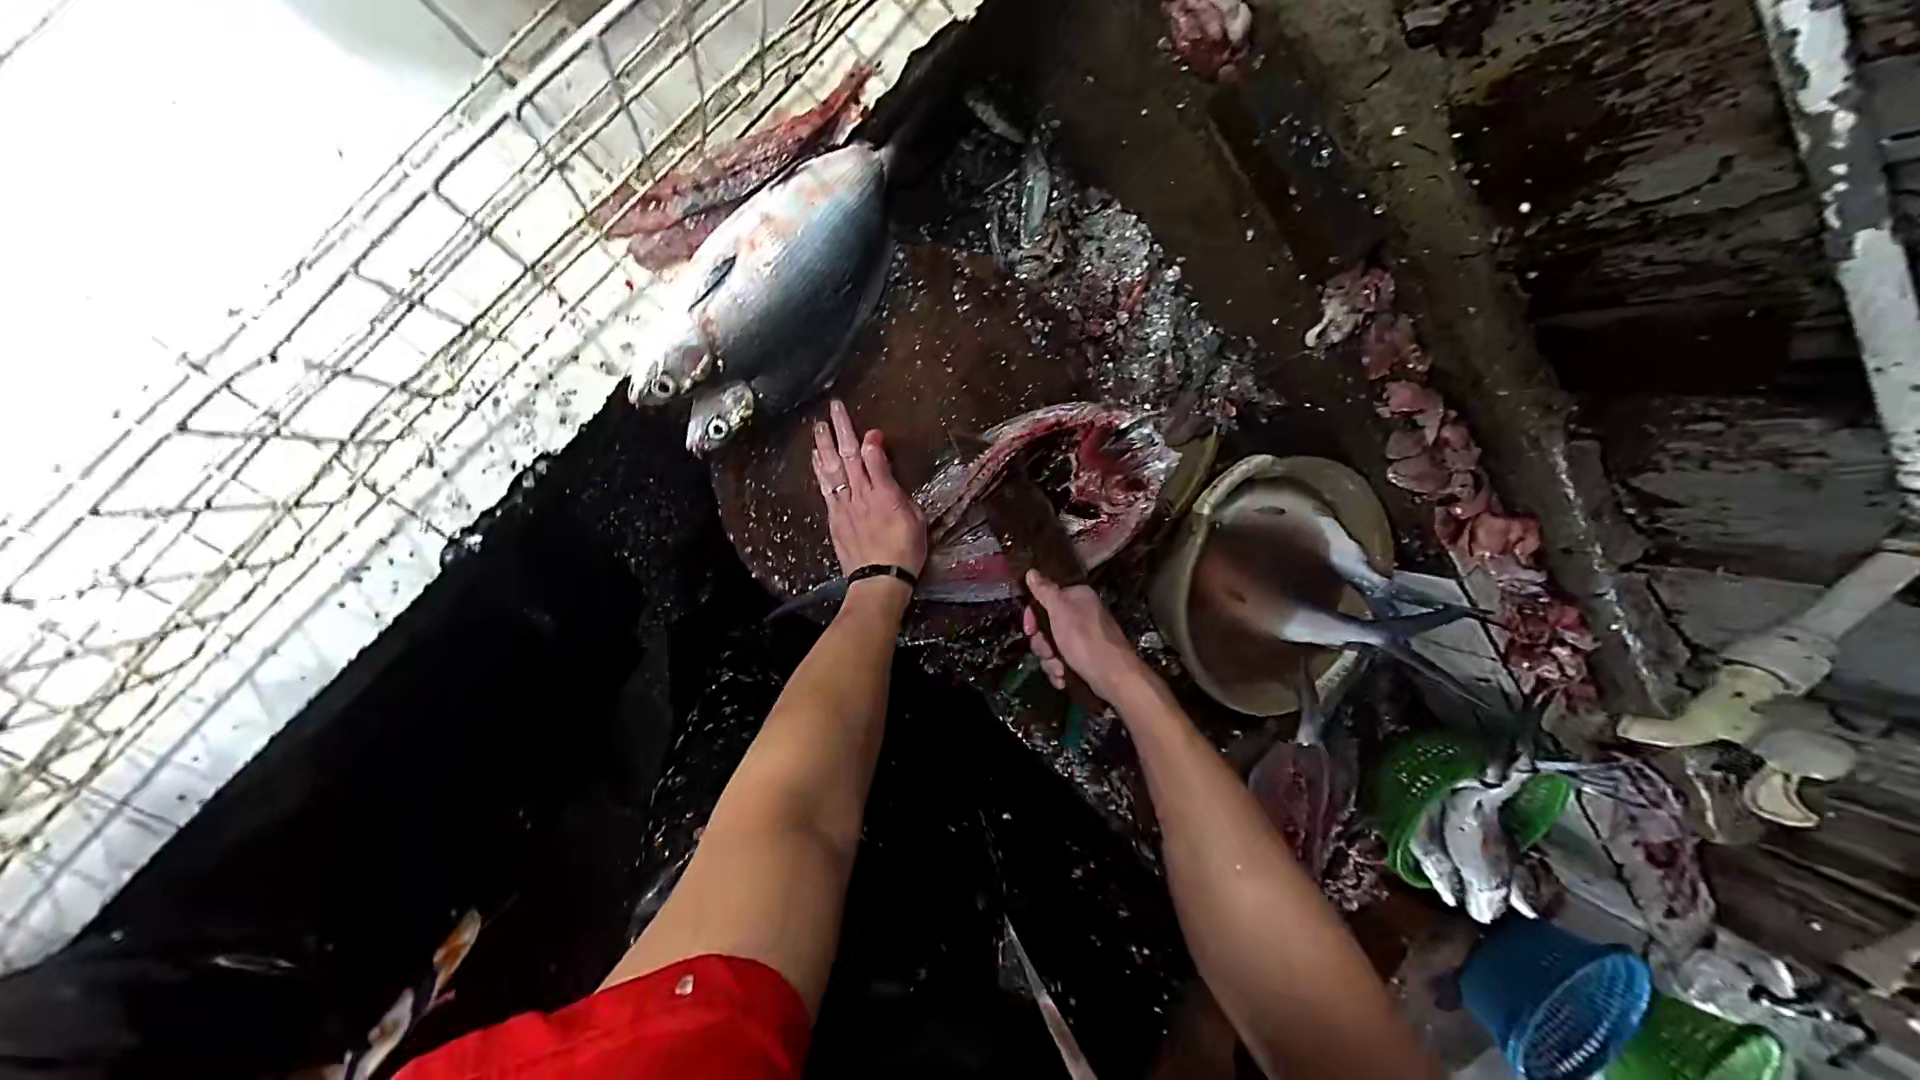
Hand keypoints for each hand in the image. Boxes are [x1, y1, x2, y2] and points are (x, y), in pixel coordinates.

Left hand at [811, 399, 926, 577]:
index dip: (872, 442)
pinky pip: (825, 488)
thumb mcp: (916, 520)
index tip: (872, 431)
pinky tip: (816, 457)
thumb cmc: (906, 552)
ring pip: (831, 469)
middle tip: (835, 408)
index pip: (874, 459)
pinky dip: (820, 470)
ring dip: (824, 445)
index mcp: (885, 495)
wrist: (879, 581)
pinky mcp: (834, 518)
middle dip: (842, 430)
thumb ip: (901, 493)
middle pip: (849, 457)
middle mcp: (861, 496)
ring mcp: (844, 506)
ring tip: (819, 426)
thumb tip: (890, 477)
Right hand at [1022, 569, 1149, 701]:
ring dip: (1050, 662)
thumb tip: (1032, 572)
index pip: (1044, 599)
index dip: (1032, 616)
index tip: (1029, 630)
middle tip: (1049, 653)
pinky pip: (1061, 661)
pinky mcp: (1084, 657)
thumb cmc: (1085, 640)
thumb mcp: (1061, 611)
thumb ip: (1045, 591)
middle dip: (1043, 645)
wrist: (1113, 676)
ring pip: (1051, 647)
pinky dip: (1059, 670)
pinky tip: (1063, 679)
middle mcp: (1080, 614)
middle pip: (1045, 627)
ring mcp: (1083, 637)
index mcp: (1076, 597)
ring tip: (1060, 670)